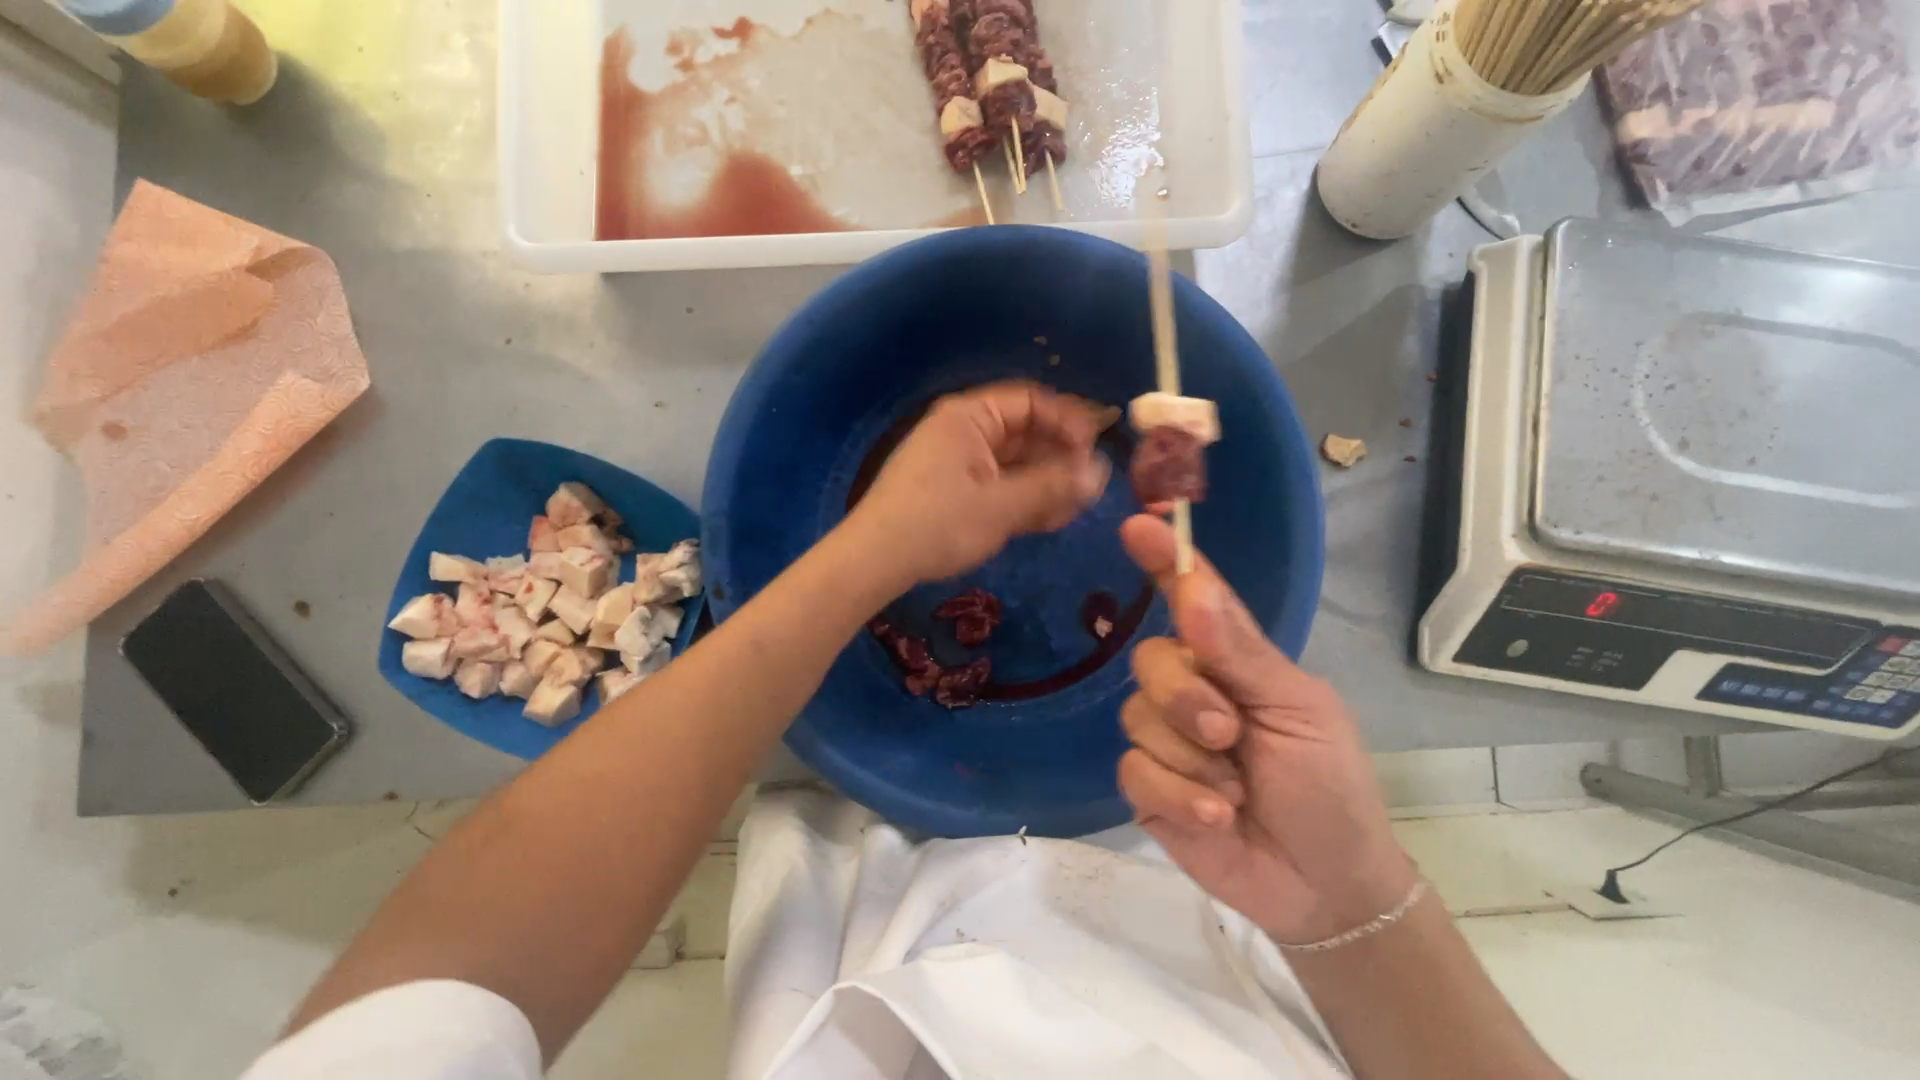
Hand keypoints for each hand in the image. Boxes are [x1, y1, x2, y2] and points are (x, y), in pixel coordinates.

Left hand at [846, 381, 1111, 585]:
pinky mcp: (953, 491)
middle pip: (1025, 432)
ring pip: (1015, 462)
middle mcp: (963, 431)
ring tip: (1076, 507)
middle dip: (1060, 457)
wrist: (874, 561)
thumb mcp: (1002, 506)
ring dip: (1046, 482)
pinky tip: (1050, 519)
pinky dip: (1023, 498)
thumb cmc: (937, 524)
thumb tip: (1100, 472)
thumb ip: (1054, 487)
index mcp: (970, 417)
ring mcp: (957, 462)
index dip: (1068, 421)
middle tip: (1091, 486)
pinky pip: (998, 484)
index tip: (1095, 450)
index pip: (1032, 401)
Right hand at [1116, 515, 1418, 945]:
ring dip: (1192, 758)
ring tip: (1236, 791)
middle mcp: (1193, 690)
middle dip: (1187, 697)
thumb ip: (1242, 654)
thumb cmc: (1330, 785)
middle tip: (1230, 733)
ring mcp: (1166, 739)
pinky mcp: (1147, 788)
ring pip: (1138, 717)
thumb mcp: (1299, 711)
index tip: (1139, 524)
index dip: (1165, 561)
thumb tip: (1194, 591)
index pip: (1191, 600)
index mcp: (1235, 661)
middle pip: (1151, 659)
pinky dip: (1179, 794)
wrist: (1324, 883)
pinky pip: (1134, 769)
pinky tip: (1217, 816)